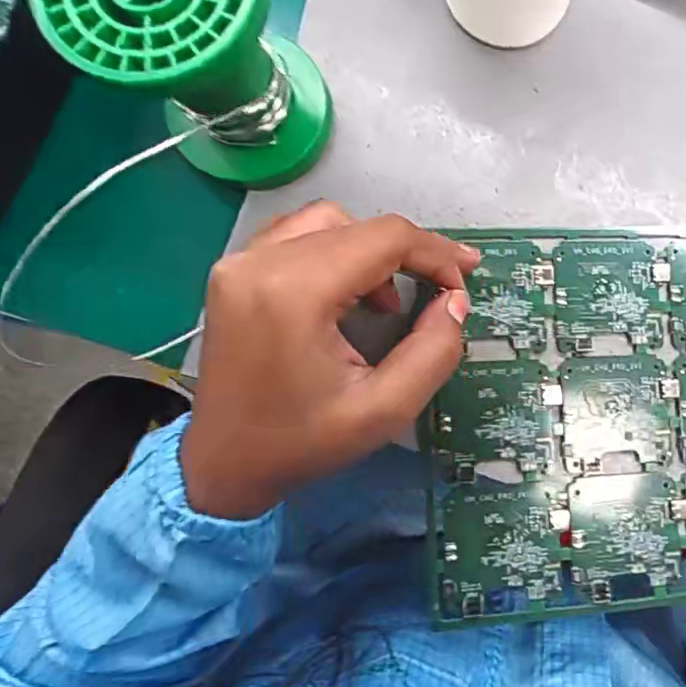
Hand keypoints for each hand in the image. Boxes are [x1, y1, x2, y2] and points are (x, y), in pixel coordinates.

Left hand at [180, 201, 479, 518]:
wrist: (223, 463)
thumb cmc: (300, 443)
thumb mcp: (384, 410)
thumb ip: (433, 352)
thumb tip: (453, 301)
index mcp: (294, 291)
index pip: (383, 238)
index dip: (434, 252)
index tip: (462, 278)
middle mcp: (259, 261)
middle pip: (355, 226)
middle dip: (407, 254)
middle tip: (438, 291)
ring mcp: (238, 263)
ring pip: (325, 223)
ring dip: (368, 251)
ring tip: (386, 301)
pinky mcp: (231, 273)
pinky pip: (294, 237)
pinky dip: (332, 252)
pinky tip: (344, 293)